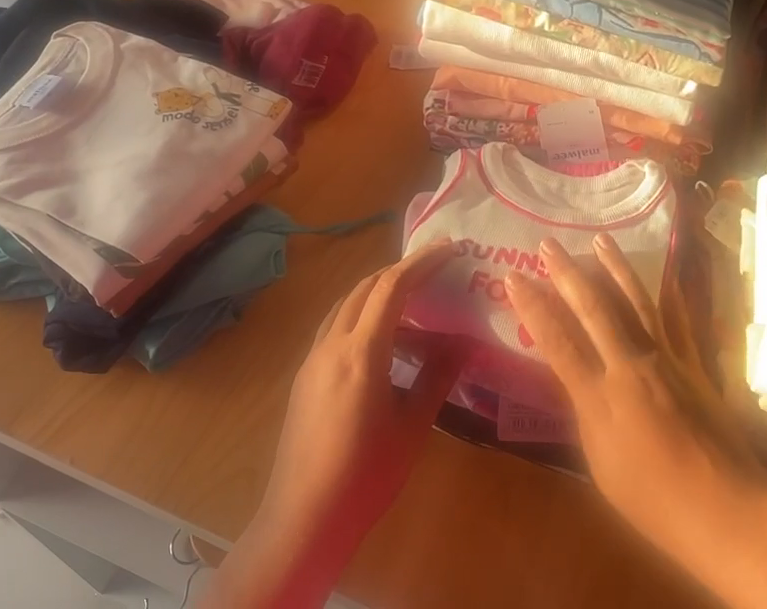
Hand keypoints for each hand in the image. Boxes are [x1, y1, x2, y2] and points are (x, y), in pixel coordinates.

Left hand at [207, 246, 461, 608]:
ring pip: (347, 305)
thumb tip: (464, 341)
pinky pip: (336, 328)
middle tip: (438, 269)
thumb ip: (437, 377)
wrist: (303, 519)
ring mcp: (313, 360)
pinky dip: (364, 316)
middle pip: (366, 288)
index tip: (451, 248)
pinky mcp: (305, 378)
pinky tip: (385, 341)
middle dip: (403, 271)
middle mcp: (332, 345)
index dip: (423, 262)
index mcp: (362, 353)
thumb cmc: (365, 475)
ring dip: (380, 292)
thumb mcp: (413, 427)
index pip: (393, 287)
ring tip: (416, 302)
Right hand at [508, 235, 766, 608]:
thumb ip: (587, 415)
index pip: (558, 342)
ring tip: (600, 239)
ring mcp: (667, 359)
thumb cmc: (654, 503)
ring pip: (636, 301)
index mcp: (600, 398)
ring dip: (615, 267)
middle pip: (594, 309)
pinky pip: (676, 318)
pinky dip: (667, 292)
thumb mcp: (601, 465)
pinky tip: (663, 273)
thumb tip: (578, 381)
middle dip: (567, 273)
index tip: (515, 276)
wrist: (727, 508)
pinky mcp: (694, 363)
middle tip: (547, 243)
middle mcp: (631, 366)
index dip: (533, 308)